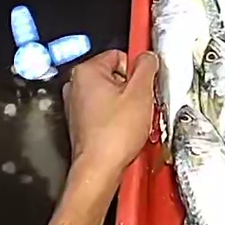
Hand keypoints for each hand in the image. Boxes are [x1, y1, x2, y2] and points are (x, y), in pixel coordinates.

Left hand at [62, 50, 157, 197]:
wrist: (99, 169)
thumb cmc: (113, 135)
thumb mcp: (140, 93)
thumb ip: (146, 67)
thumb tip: (148, 56)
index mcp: (86, 71)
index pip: (119, 56)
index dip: (136, 71)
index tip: (144, 84)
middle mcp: (76, 85)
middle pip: (115, 75)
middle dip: (131, 90)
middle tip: (140, 105)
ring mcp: (76, 105)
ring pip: (111, 95)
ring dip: (126, 105)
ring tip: (132, 121)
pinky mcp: (81, 122)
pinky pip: (104, 111)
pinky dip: (116, 118)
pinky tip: (123, 131)